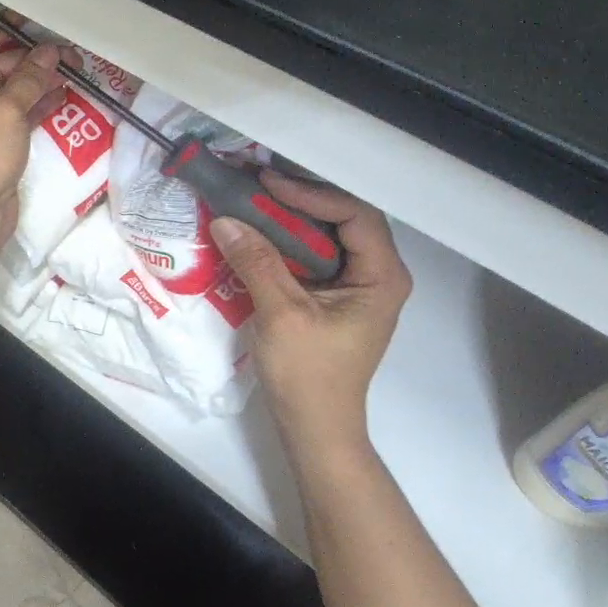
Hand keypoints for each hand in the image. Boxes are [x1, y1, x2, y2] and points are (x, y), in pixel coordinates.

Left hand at [0, 24, 60, 244]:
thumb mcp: (6, 113)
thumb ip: (28, 79)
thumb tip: (49, 52)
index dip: (6, 29)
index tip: (40, 21)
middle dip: (30, 58)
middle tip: (69, 51)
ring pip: (8, 91)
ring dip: (37, 80)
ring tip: (74, 69)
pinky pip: (14, 114)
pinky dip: (35, 104)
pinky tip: (64, 94)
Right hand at [210, 172, 411, 460]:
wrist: (313, 422)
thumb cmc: (308, 371)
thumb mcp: (281, 314)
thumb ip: (257, 264)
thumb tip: (226, 221)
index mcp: (381, 277)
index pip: (354, 216)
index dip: (312, 195)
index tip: (267, 184)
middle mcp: (373, 276)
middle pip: (340, 222)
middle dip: (296, 202)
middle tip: (253, 186)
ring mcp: (350, 289)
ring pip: (321, 240)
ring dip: (284, 222)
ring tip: (246, 206)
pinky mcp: (325, 299)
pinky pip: (305, 260)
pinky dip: (278, 245)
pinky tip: (249, 240)